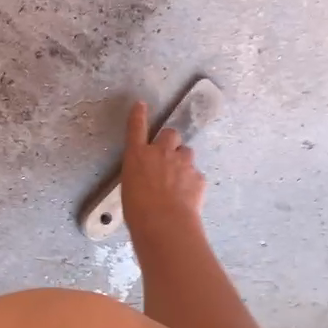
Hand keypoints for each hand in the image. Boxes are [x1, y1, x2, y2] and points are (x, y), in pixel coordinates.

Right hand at [120, 101, 206, 232]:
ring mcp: (182, 163)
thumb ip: (139, 175)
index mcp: (136, 156)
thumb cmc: (137, 210)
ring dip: (182, 160)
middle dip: (169, 141)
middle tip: (167, 155)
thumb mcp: (129, 188)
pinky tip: (186, 196)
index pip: (136, 128)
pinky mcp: (198, 176)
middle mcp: (160, 153)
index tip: (141, 105)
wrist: (164, 222)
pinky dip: (191, 181)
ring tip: (176, 179)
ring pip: (186, 152)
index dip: (138, 115)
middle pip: (170, 134)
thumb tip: (147, 178)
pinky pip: (195, 174)